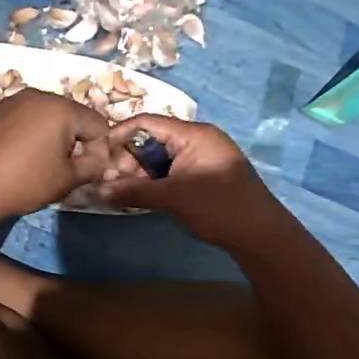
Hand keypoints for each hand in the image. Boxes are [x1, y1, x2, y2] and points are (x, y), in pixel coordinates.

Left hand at [0, 90, 110, 219]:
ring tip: (39, 166)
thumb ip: (93, 165)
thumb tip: (101, 158)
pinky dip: (28, 135)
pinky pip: (22, 120)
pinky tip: (17, 159)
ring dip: (51, 138)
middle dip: (74, 141)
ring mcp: (11, 101)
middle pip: (70, 117)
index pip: (97, 124)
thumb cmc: (23, 182)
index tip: (88, 172)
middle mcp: (37, 95)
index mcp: (61, 108)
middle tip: (64, 170)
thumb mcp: (66, 179)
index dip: (99, 150)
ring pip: (45, 117)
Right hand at [98, 116, 285, 248]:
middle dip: (126, 159)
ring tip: (118, 190)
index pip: (147, 122)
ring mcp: (200, 158)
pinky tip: (137, 195)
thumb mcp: (173, 197)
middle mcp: (197, 140)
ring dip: (137, 172)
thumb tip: (98, 191)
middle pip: (150, 139)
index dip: (119, 136)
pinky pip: (168, 170)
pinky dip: (151, 180)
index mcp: (193, 134)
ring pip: (158, 157)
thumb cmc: (219, 207)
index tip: (97, 155)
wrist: (261, 235)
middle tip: (108, 181)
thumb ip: (134, 191)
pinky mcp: (201, 175)